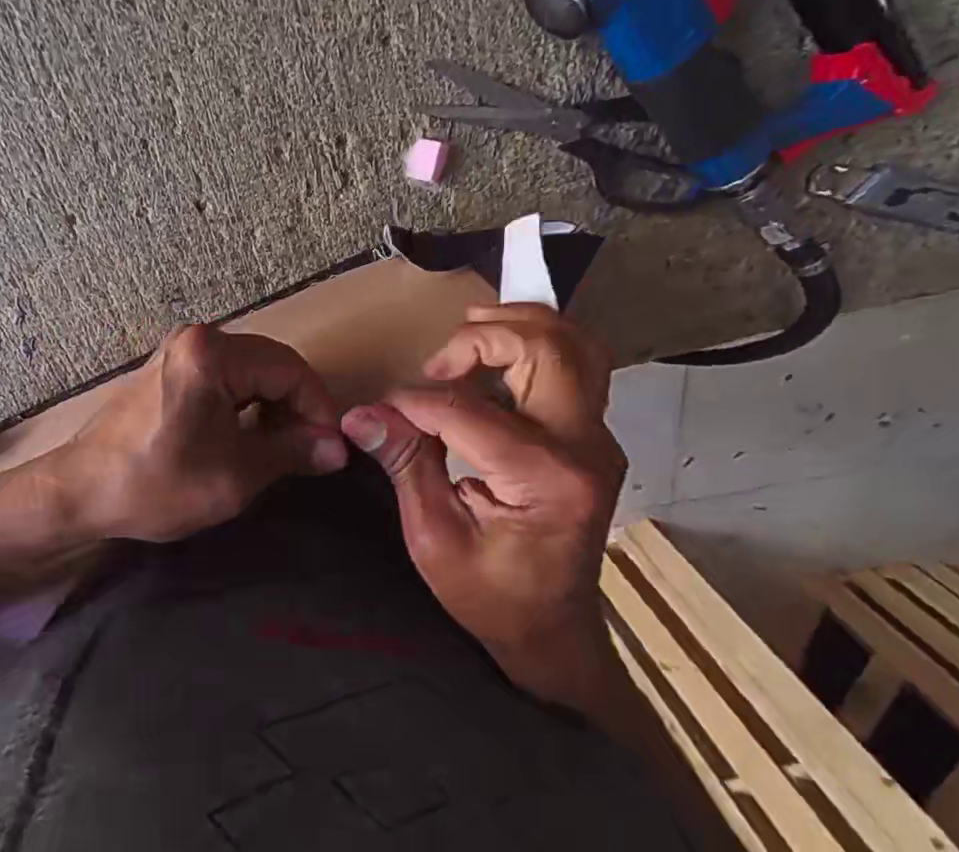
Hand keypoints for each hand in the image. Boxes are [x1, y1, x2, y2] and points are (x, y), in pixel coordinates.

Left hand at [52, 325, 348, 542]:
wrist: (79, 491)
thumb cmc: (154, 484)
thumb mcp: (234, 476)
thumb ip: (291, 453)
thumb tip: (337, 448)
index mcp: (212, 353)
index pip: (290, 370)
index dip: (318, 409)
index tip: (331, 450)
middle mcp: (197, 338)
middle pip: (271, 364)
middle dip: (297, 408)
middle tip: (309, 453)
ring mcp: (180, 350)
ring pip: (251, 371)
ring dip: (273, 407)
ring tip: (281, 450)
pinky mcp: (169, 366)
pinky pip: (225, 376)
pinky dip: (246, 404)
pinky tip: (248, 438)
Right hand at [340, 304, 625, 702]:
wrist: (553, 630)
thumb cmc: (491, 597)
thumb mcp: (433, 537)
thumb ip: (405, 462)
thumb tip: (360, 414)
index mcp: (544, 479)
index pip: (468, 408)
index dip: (414, 401)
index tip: (382, 411)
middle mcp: (584, 448)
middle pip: (545, 350)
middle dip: (481, 340)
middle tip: (436, 365)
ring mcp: (597, 439)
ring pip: (574, 345)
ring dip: (518, 328)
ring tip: (467, 337)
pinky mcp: (593, 436)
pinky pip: (575, 366)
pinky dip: (535, 345)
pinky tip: (494, 358)